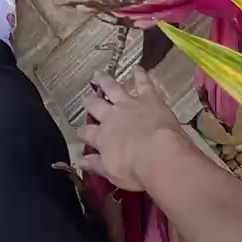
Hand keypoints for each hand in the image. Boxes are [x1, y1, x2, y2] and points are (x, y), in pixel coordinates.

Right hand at [78, 70, 189, 191]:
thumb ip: (96, 165)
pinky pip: (143, 83)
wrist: (160, 155)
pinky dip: (140, 74)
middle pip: (95, 105)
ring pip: (113, 87)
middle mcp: (111, 116)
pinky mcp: (148, 98)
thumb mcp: (112, 173)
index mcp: (102, 137)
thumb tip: (81, 161)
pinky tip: (138, 68)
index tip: (81, 134)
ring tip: (99, 75)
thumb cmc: (136, 170)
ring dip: (105, 81)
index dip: (82, 133)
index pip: (86, 133)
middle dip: (90, 102)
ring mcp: (129, 104)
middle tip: (87, 99)